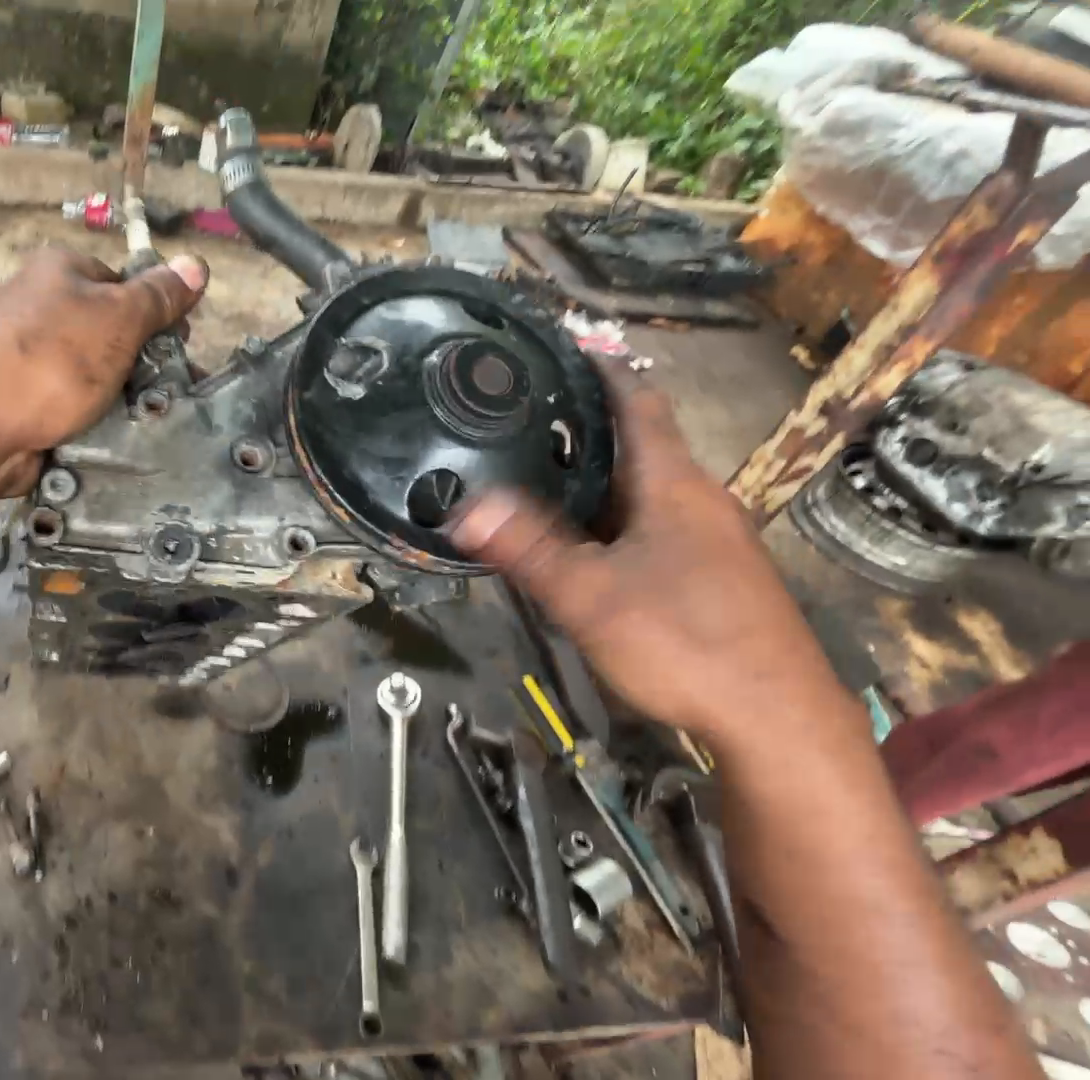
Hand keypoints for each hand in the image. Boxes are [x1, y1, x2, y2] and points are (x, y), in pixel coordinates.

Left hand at [0, 247, 208, 455]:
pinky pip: (65, 406)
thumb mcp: (118, 319)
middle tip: (167, 388)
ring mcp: (22, 357)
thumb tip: (196, 265)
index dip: (154, 311)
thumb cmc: (50, 361)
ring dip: (115, 395)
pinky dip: (87, 420)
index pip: (120, 280)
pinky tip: (104, 436)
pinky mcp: (15, 401)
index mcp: (58, 271)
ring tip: (144, 418)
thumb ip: (157, 296)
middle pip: (105, 330)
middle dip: (138, 359)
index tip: (178, 344)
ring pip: (88, 373)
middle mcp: (35, 307)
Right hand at [448, 362, 851, 751]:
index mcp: (673, 488)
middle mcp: (698, 502)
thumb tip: (466, 506)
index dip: (605, 372)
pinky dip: (610, 518)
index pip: (639, 407)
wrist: (777, 721)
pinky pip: (651, 527)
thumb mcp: (588, 595)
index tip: (569, 345)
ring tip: (538, 473)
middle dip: (585, 430)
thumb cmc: (683, 641)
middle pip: (638, 449)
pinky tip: (581, 543)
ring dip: (596, 479)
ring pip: (642, 492)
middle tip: (525, 417)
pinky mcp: (713, 578)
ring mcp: (711, 542)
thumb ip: (526, 549)